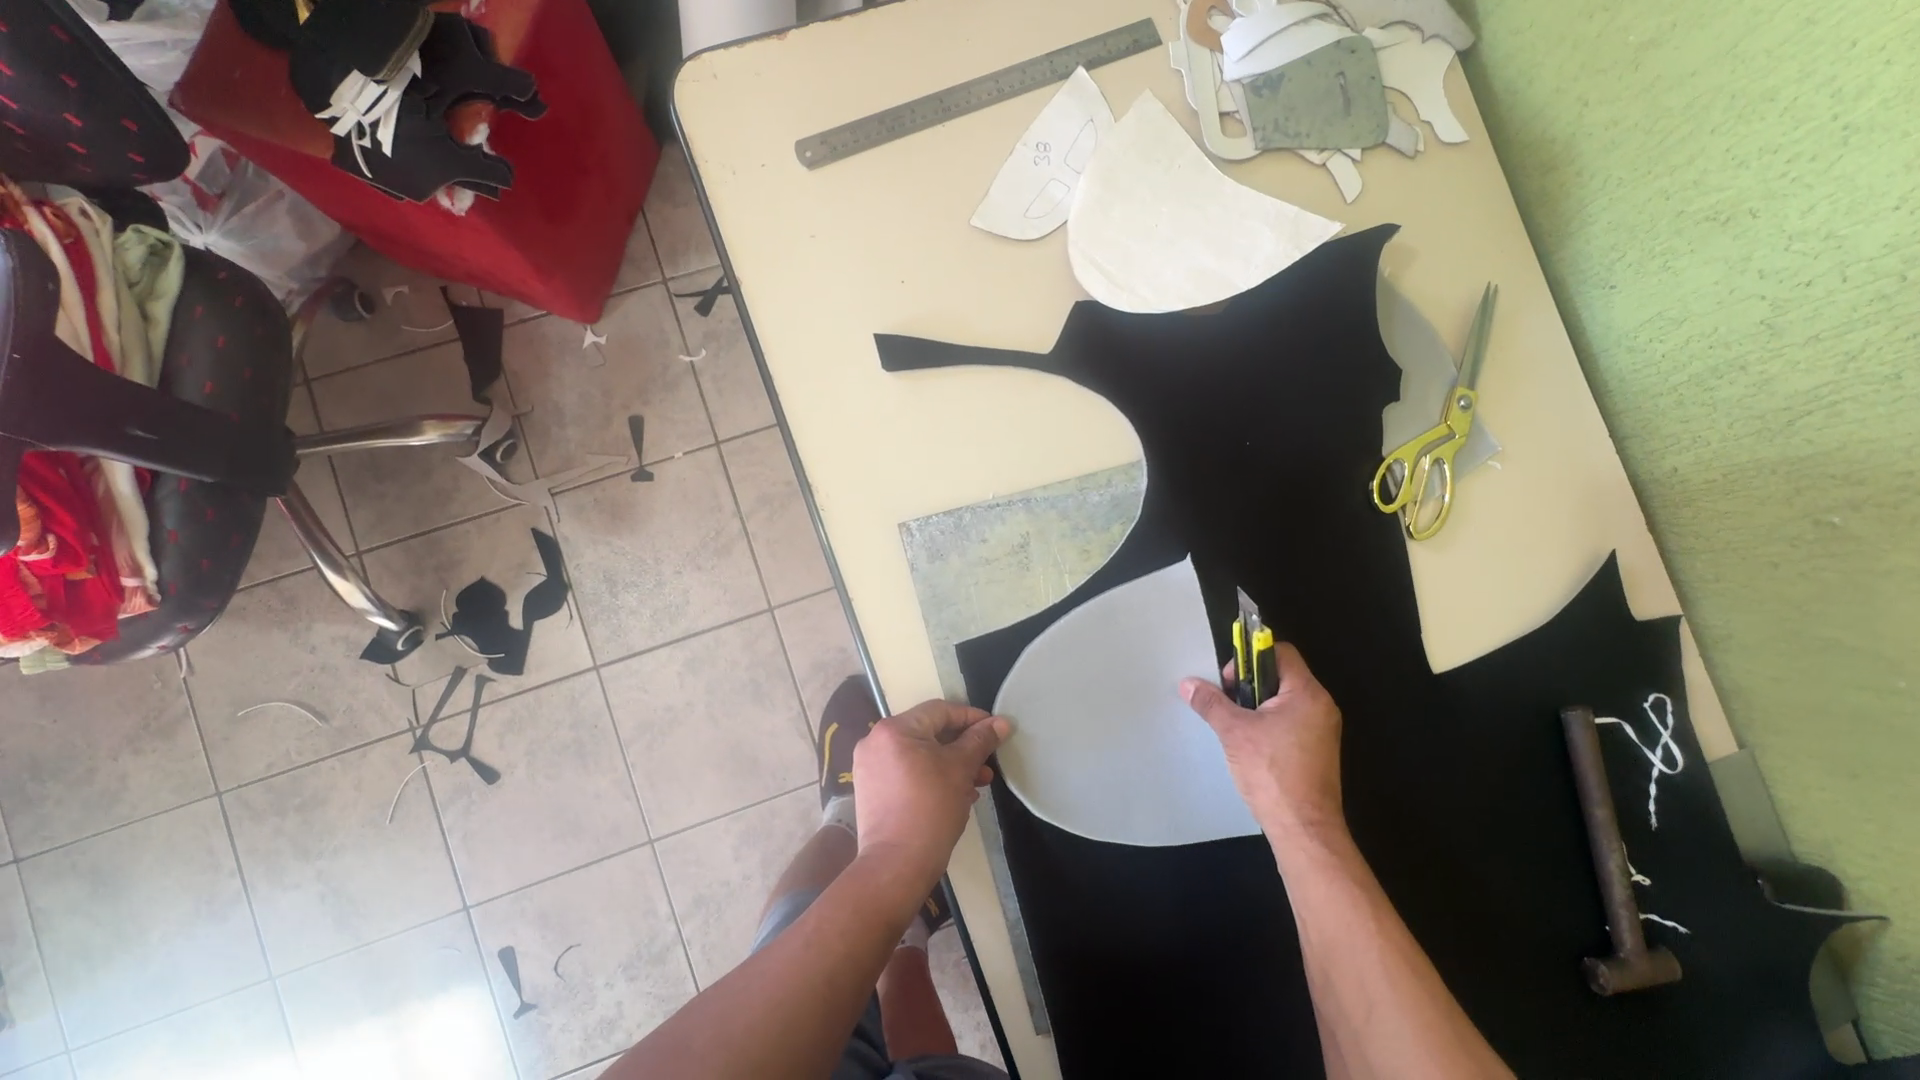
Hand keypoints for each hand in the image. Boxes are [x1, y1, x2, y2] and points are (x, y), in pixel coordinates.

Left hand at [852, 700, 1009, 889]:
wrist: (896, 864)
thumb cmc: (931, 808)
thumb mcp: (961, 769)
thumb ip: (980, 740)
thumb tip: (1001, 722)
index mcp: (894, 729)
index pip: (940, 711)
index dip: (972, 718)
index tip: (997, 731)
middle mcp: (876, 742)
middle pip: (929, 733)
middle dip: (963, 747)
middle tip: (988, 763)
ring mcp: (870, 768)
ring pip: (920, 755)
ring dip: (951, 765)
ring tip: (978, 784)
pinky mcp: (872, 791)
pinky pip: (908, 773)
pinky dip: (932, 778)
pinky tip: (956, 796)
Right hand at [1180, 643, 1344, 847]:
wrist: (1303, 827)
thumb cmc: (1271, 772)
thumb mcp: (1234, 732)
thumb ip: (1212, 703)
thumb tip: (1188, 684)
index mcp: (1307, 693)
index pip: (1280, 652)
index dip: (1250, 656)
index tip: (1230, 680)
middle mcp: (1321, 706)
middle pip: (1282, 676)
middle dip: (1249, 684)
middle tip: (1228, 704)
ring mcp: (1322, 730)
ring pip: (1284, 701)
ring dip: (1257, 706)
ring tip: (1235, 727)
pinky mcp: (1317, 751)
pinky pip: (1291, 722)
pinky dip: (1268, 724)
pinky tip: (1250, 745)